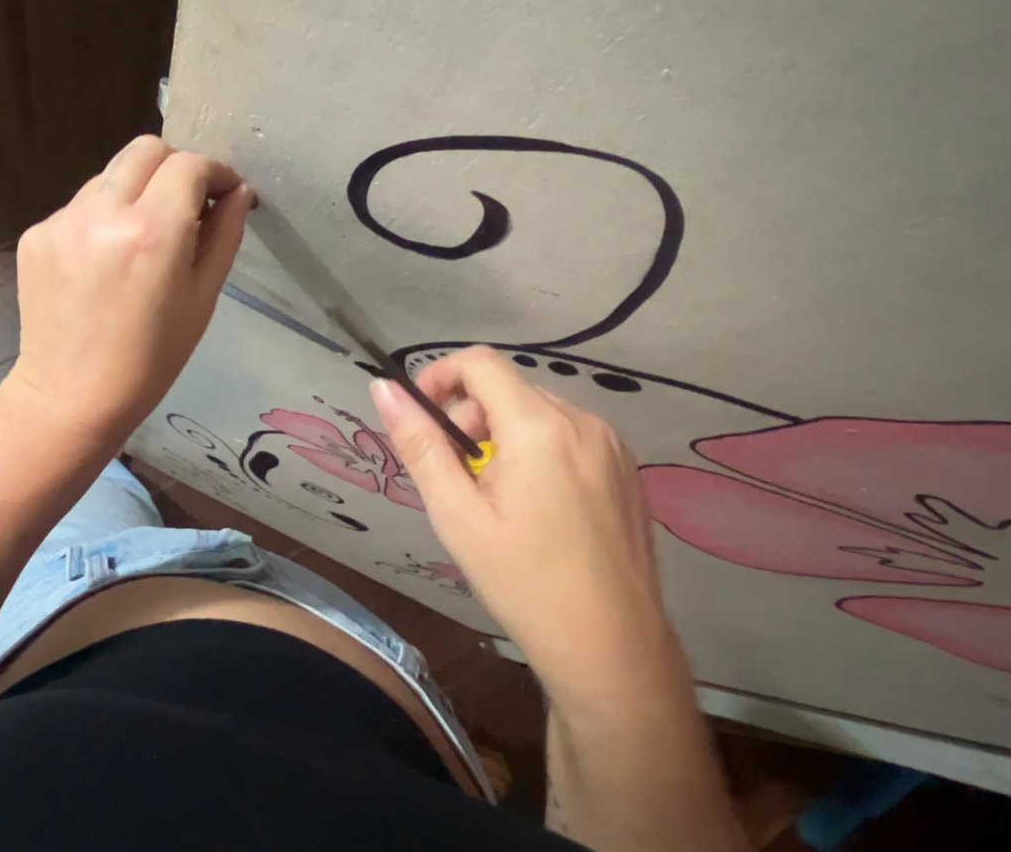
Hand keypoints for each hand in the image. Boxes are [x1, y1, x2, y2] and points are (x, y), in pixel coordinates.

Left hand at [4, 136, 251, 443]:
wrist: (72, 395)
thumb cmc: (151, 358)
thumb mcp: (202, 298)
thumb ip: (224, 235)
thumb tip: (238, 193)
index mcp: (153, 231)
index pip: (190, 165)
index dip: (215, 172)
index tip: (223, 193)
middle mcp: (103, 213)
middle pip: (145, 150)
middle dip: (174, 167)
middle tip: (185, 205)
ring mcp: (62, 222)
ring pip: (109, 176)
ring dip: (134, 192)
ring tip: (140, 241)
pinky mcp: (36, 235)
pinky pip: (79, 207)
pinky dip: (100, 220)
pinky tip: (103, 263)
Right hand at [370, 347, 687, 708]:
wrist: (610, 647)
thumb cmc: (522, 581)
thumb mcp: (456, 513)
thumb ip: (419, 443)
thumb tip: (384, 389)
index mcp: (539, 427)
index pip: (480, 363)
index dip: (439, 377)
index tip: (420, 418)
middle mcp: (583, 422)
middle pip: (508, 388)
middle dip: (468, 416)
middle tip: (453, 475)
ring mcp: (612, 446)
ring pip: (537, 411)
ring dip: (500, 434)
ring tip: (491, 496)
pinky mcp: (626, 470)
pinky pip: (567, 435)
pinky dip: (535, 450)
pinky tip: (532, 505)